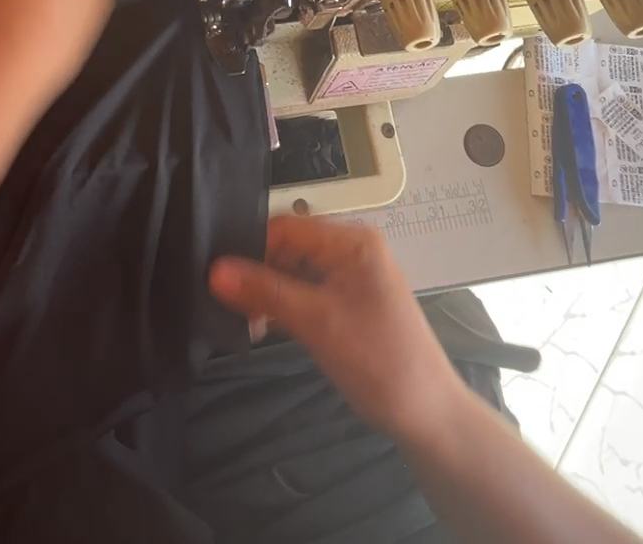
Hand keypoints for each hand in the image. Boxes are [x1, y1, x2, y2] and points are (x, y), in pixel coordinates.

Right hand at [210, 216, 469, 444]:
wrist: (428, 416)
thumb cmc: (379, 361)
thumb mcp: (316, 322)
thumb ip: (264, 292)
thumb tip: (214, 270)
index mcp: (352, 240)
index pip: (285, 226)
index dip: (250, 247)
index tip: (216, 274)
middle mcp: (350, 249)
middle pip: (286, 247)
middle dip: (256, 272)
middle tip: (224, 302)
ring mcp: (348, 275)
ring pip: (290, 270)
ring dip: (266, 292)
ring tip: (243, 319)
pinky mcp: (344, 301)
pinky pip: (302, 290)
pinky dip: (281, 305)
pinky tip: (261, 326)